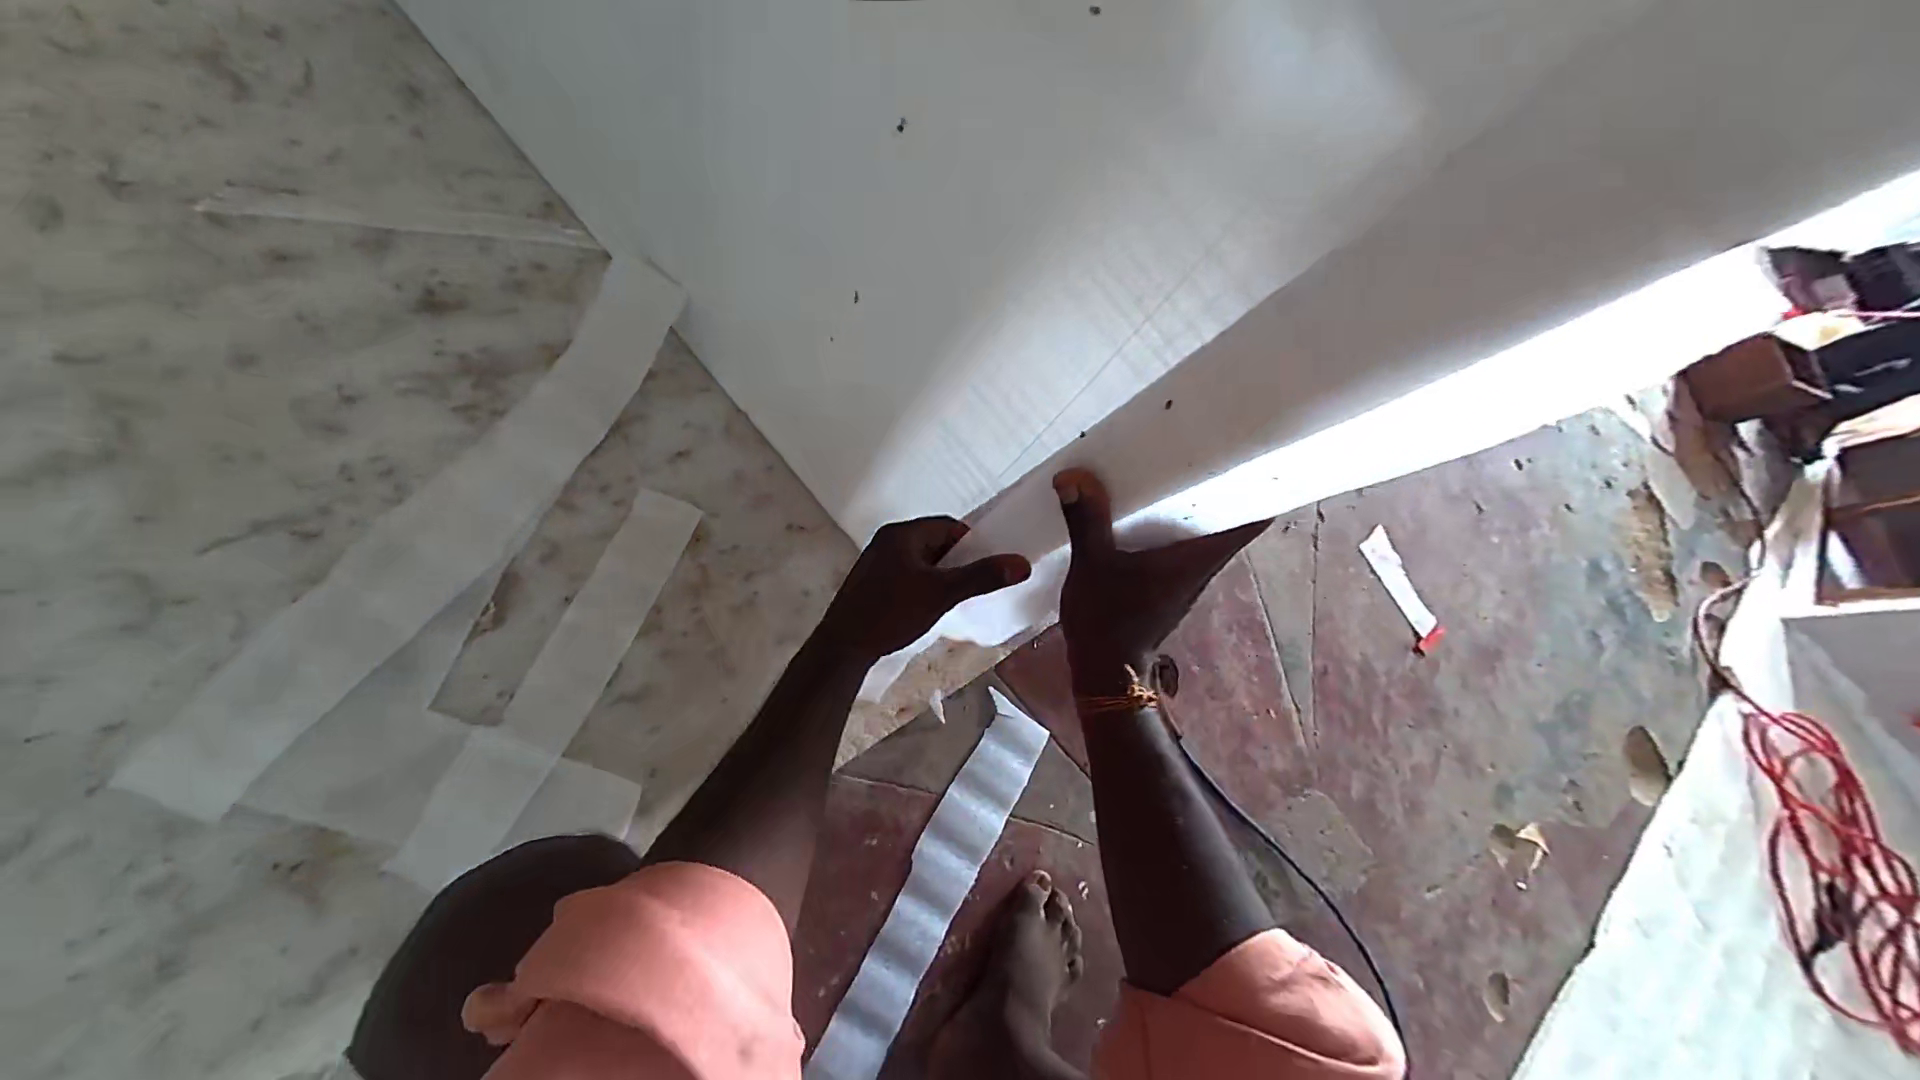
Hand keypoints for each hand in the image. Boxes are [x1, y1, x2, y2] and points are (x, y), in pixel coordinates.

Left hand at [818, 516, 1031, 662]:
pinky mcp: (872, 582)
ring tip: (952, 598)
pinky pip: (907, 575)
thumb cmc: (891, 613)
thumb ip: (981, 577)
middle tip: (972, 584)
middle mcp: (887, 541)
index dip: (972, 543)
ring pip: (921, 561)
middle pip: (935, 542)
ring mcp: (877, 562)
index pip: (948, 526)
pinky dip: (923, 586)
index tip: (987, 565)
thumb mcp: (942, 593)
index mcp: (902, 534)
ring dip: (940, 576)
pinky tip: (927, 607)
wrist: (843, 646)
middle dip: (956, 562)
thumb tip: (1021, 564)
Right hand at [1054, 468, 1270, 695]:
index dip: (1265, 485)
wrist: (1105, 669)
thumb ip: (1085, 521)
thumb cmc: (1108, 619)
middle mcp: (1201, 564)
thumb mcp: (1092, 566)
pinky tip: (1147, 510)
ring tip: (1177, 469)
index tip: (1260, 453)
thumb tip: (1071, 478)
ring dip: (1196, 504)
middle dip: (1224, 484)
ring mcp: (1186, 577)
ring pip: (1205, 531)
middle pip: (1232, 518)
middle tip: (1209, 447)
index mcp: (1197, 557)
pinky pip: (1182, 544)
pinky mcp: (1168, 584)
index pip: (1254, 519)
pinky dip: (1174, 524)